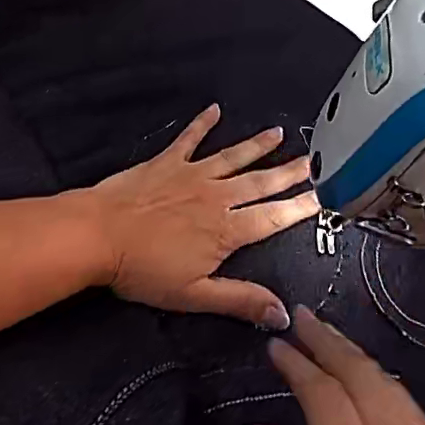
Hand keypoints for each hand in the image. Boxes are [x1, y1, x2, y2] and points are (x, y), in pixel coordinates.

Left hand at [79, 105, 316, 329]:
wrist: (100, 234)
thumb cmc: (144, 270)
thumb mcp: (194, 296)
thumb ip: (240, 300)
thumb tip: (283, 314)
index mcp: (226, 229)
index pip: (273, 217)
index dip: (300, 207)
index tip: (323, 196)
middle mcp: (218, 196)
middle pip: (261, 182)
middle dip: (290, 171)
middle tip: (313, 160)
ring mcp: (194, 173)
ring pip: (234, 157)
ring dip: (257, 145)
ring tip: (278, 133)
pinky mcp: (169, 160)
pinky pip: (190, 138)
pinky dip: (202, 124)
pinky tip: (214, 109)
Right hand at [239, 307, 424, 424]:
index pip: (327, 398)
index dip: (298, 365)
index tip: (277, 345)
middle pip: (361, 379)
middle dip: (328, 341)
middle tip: (302, 316)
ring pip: (389, 385)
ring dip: (356, 354)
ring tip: (330, 335)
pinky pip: (410, 404)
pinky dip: (383, 380)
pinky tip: (374, 378)